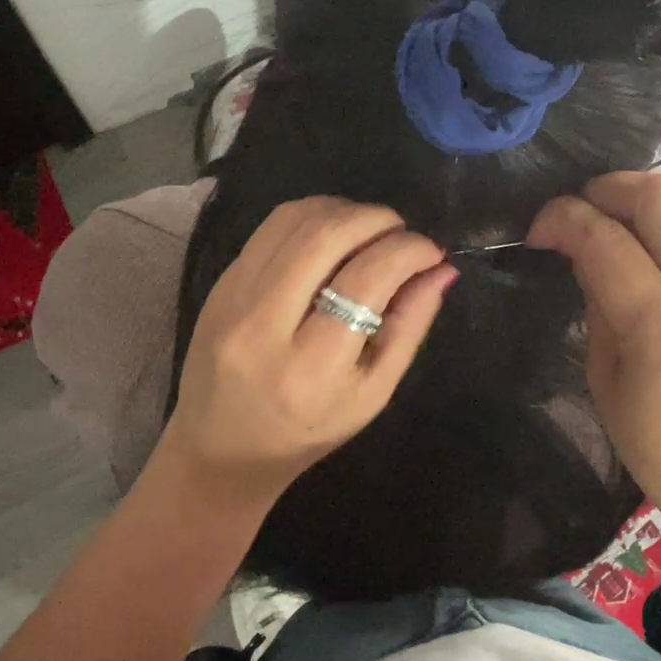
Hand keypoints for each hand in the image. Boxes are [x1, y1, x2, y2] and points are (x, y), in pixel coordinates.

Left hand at [155, 197, 458, 507]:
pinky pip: (271, 227)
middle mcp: (263, 324)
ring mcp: (233, 297)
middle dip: (377, 219)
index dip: (408, 251)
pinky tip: (334, 235)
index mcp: (310, 367)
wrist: (221, 448)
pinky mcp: (220, 282)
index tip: (431, 251)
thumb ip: (409, 328)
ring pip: (295, 219)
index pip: (366, 280)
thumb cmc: (307, 432)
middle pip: (326, 235)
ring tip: (371, 231)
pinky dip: (312, 217)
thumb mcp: (372, 395)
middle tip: (403, 232)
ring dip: (345, 211)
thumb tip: (441, 270)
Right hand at [527, 172, 660, 520]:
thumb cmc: (657, 448)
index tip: (537, 231)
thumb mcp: (604, 378)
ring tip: (608, 221)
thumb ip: (595, 302)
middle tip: (574, 214)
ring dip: (640, 195)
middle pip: (658, 195)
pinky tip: (644, 243)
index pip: (605, 239)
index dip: (561, 218)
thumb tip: (581, 250)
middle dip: (604, 189)